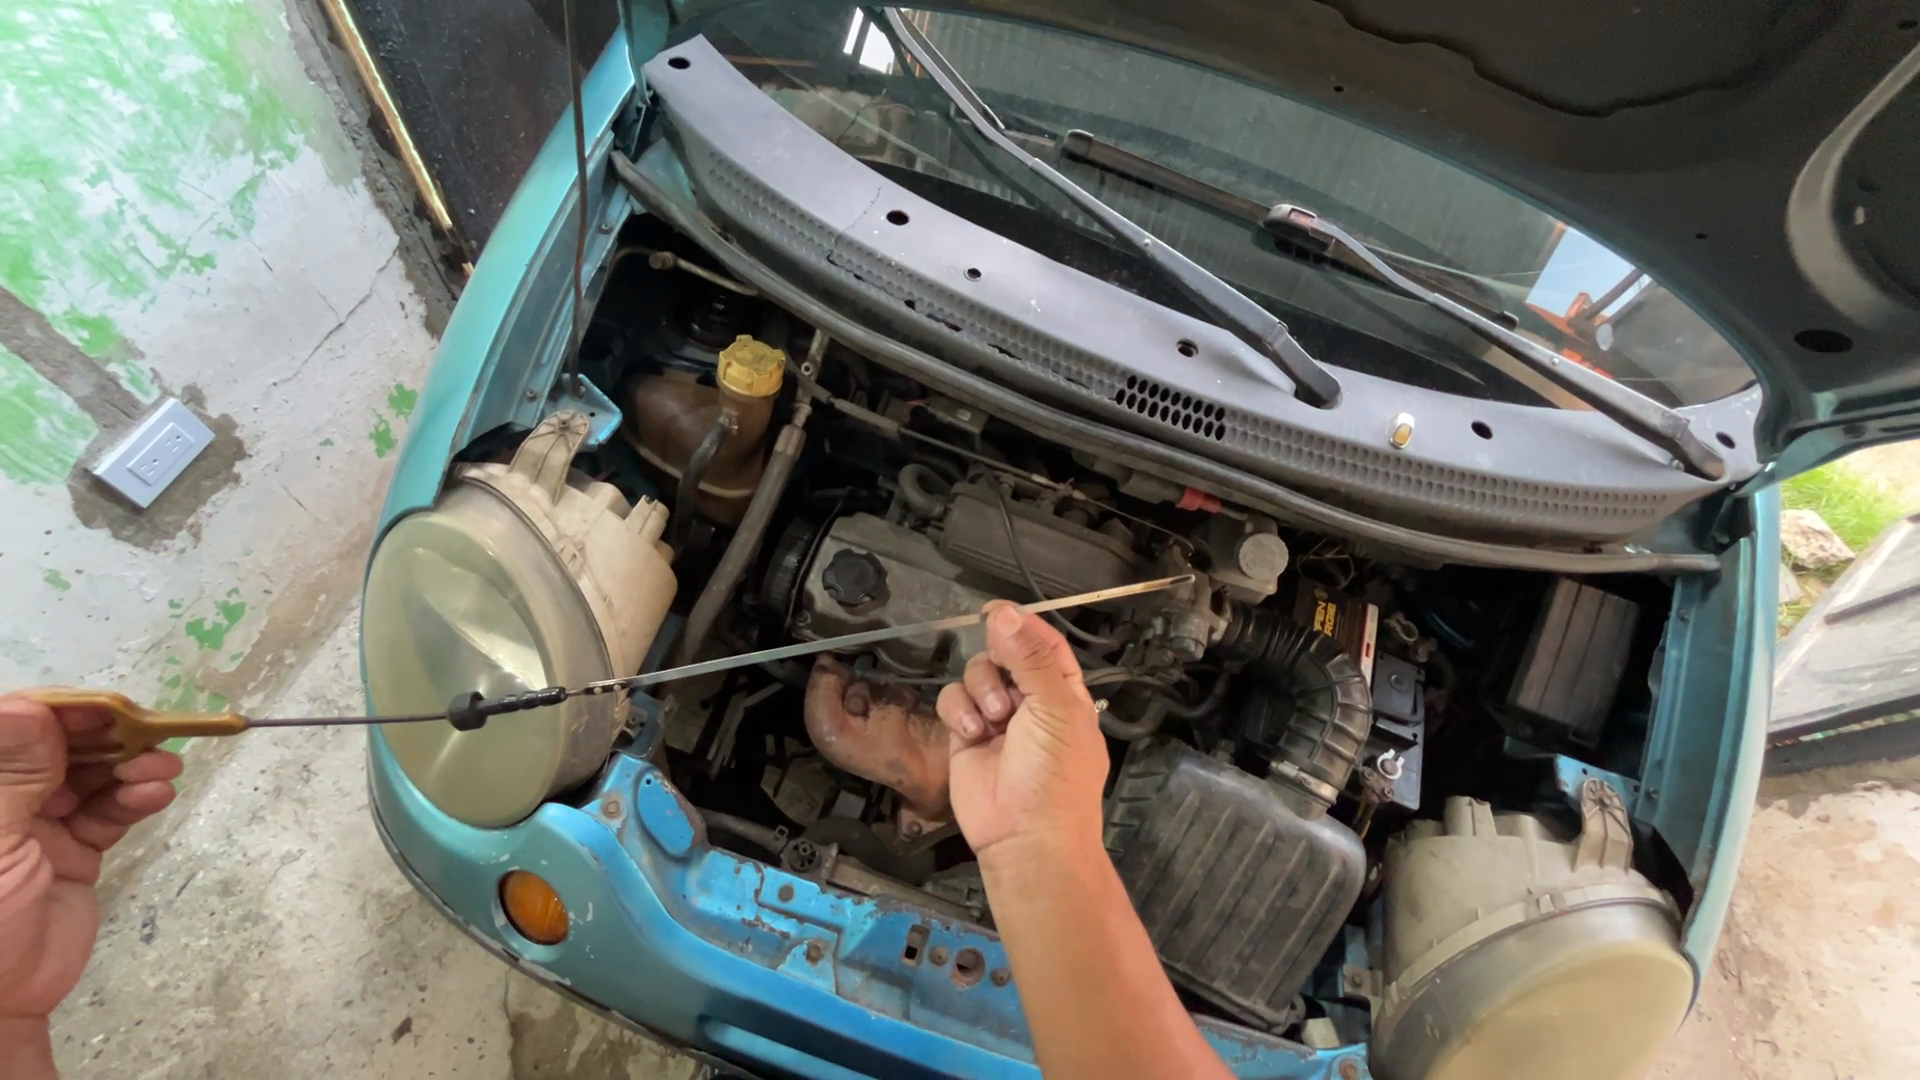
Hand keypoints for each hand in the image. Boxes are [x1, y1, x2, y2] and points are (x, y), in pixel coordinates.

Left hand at [0, 694, 181, 1023]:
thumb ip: (9, 773)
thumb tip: (28, 706)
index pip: (9, 730)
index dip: (58, 714)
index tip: (112, 710)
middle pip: (58, 750)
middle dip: (109, 739)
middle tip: (153, 736)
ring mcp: (32, 828)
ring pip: (92, 776)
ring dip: (132, 767)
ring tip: (162, 772)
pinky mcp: (73, 850)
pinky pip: (112, 810)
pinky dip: (138, 798)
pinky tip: (156, 796)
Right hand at [936, 603, 1106, 860]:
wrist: (1025, 839)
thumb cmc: (1055, 773)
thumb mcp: (1054, 709)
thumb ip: (1030, 658)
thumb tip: (1003, 612)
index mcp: (1063, 691)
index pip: (1045, 644)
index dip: (1024, 624)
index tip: (996, 610)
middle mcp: (1030, 700)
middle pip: (1005, 653)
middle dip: (999, 661)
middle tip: (1003, 677)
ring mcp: (996, 718)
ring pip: (976, 673)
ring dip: (981, 689)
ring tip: (992, 719)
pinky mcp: (965, 735)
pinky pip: (953, 700)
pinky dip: (959, 710)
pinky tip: (972, 731)